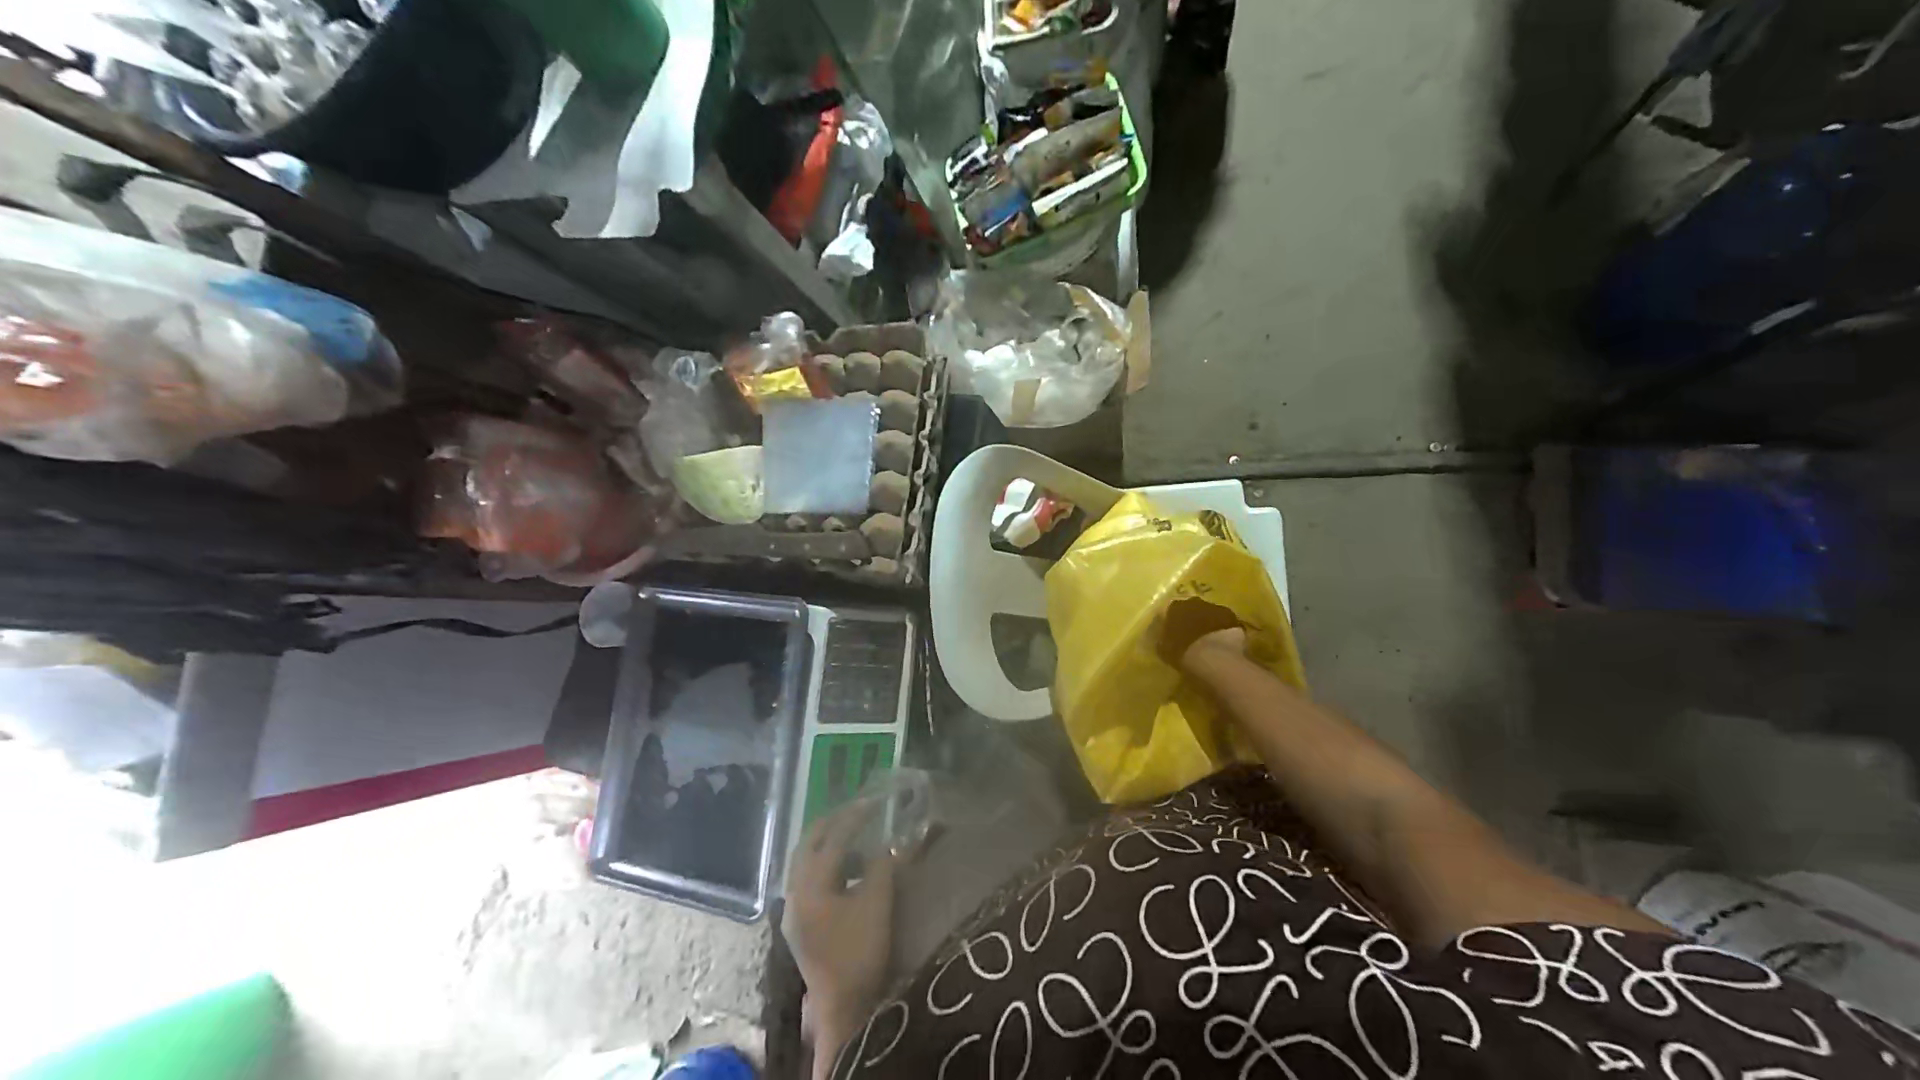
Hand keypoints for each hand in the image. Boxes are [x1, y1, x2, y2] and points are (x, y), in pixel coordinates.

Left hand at [783, 799, 897, 1069]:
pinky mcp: (799, 921)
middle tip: (860, 808)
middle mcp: (795, 890)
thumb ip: (881, 866)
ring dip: (829, 842)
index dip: (856, 816)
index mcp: (811, 884)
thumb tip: (887, 843)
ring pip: (806, 859)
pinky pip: (808, 876)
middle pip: (810, 842)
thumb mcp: (877, 904)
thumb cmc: (860, 952)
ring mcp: (793, 907)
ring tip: (856, 836)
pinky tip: (847, 868)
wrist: (843, 1006)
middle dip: (835, 821)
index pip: (834, 837)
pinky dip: (826, 862)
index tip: (876, 801)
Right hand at [1158, 597, 1246, 669]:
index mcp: (1172, 606)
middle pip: (1190, 608)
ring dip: (1208, 622)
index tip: (1170, 632)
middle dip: (1190, 618)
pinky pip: (1225, 621)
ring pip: (1208, 613)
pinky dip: (1223, 628)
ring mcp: (1214, 607)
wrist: (1212, 657)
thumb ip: (1162, 638)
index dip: (1169, 621)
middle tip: (1189, 634)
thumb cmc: (1181, 652)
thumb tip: (1163, 637)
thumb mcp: (1162, 648)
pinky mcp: (1232, 617)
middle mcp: (1192, 601)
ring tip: (1208, 639)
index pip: (1167, 610)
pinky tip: (1223, 642)